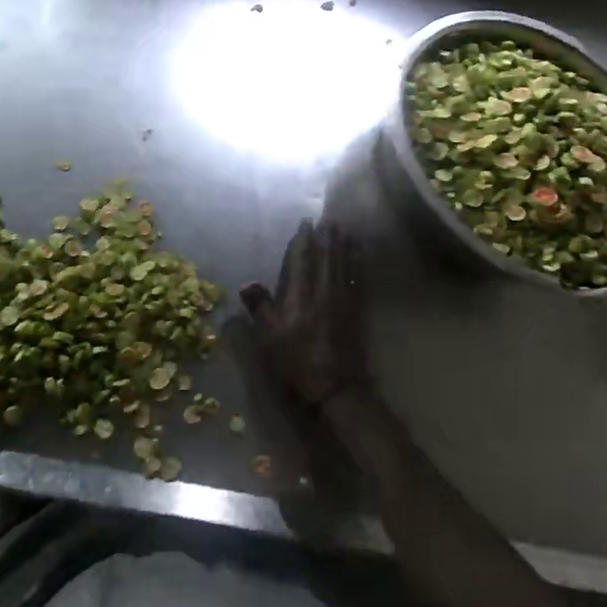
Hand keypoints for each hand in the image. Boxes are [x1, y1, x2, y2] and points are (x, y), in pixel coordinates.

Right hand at [240, 218, 369, 409]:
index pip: (302, 261)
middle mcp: (324, 293)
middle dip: (328, 237)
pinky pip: (359, 280)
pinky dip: (359, 264)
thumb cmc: (298, 363)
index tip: (306, 223)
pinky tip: (360, 256)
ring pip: (345, 265)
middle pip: (327, 258)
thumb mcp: (270, 339)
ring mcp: (344, 301)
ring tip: (345, 229)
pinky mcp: (357, 312)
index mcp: (300, 298)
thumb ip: (260, 309)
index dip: (304, 240)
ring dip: (344, 245)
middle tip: (329, 219)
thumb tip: (247, 283)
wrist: (336, 388)